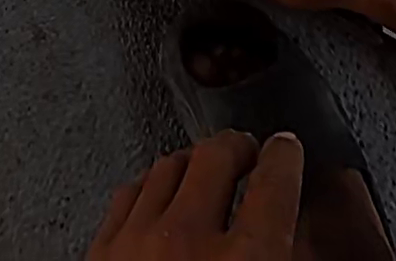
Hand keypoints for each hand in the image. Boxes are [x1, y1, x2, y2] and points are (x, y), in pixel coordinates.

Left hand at [87, 131, 303, 260]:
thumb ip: (283, 255)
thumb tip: (294, 234)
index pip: (275, 188)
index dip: (285, 159)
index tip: (286, 147)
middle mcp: (188, 244)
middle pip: (216, 158)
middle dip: (235, 146)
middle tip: (245, 149)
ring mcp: (137, 243)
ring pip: (168, 166)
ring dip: (191, 163)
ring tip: (203, 167)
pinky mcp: (100, 252)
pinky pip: (129, 194)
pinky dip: (149, 187)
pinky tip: (157, 191)